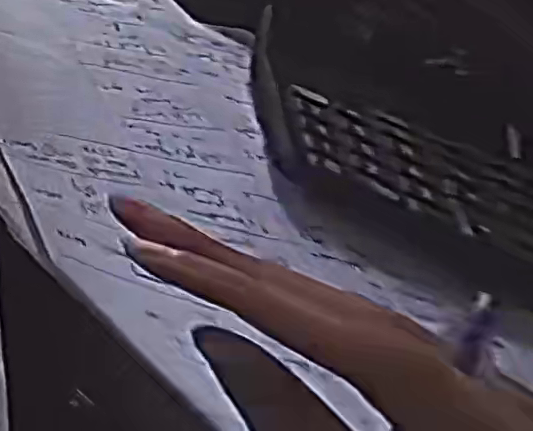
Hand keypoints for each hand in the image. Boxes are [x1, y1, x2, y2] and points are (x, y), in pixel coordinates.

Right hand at [113, 196, 532, 429]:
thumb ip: (300, 427)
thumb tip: (218, 342)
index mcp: (476, 429)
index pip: (338, 334)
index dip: (232, 286)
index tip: (147, 252)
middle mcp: (489, 395)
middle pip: (334, 303)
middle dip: (218, 253)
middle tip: (135, 213)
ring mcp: (483, 389)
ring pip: (344, 305)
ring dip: (243, 264)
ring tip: (167, 232)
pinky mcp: (463, 392)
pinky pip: (362, 323)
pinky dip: (289, 293)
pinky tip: (246, 276)